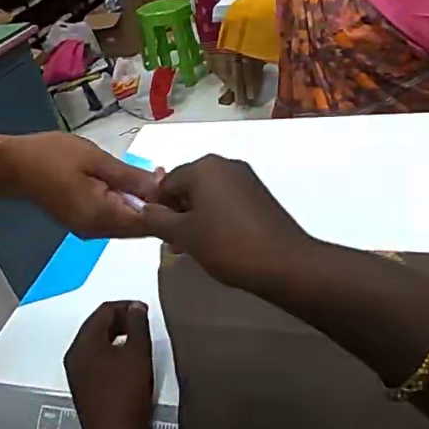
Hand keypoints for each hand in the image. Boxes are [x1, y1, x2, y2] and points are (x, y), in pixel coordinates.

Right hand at [0, 133, 162, 239]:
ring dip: (145, 206)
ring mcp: (89, 229)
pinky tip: (134, 186)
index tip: (181, 186)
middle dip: (159, 207)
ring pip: (129, 225)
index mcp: (102, 218)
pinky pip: (115, 219)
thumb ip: (130, 177)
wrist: (12, 165)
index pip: (148, 224)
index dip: (168, 208)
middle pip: (140, 228)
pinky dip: (129, 206)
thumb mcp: (96, 160)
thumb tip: (163, 186)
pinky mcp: (84, 222)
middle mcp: (97, 232)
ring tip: (156, 179)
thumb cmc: (52, 156)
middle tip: (171, 178)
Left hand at [64, 300, 153, 428]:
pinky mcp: (82, 387)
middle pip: (96, 325)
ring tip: (137, 337)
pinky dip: (110, 351)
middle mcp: (74, 355)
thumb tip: (135, 307)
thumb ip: (137, 324)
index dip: (125, 306)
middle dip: (120, 319)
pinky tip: (126, 359)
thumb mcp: (138, 353)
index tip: (145, 310)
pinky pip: (95, 358)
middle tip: (142, 320)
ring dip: (115, 335)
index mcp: (83, 343)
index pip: (103, 311)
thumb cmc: (127, 394)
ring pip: (95, 343)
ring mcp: (76, 373)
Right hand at [139, 155, 314, 290]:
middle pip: (188, 185)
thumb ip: (156, 219)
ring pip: (208, 194)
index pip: (166, 182)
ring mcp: (246, 178)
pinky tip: (219, 242)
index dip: (158, 208)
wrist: (284, 263)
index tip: (162, 234)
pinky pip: (227, 200)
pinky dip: (217, 217)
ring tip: (198, 247)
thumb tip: (144, 209)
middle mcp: (225, 164)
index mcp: (204, 167)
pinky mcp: (260, 195)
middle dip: (178, 212)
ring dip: (197, 216)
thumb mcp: (183, 235)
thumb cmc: (228, 245)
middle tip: (178, 243)